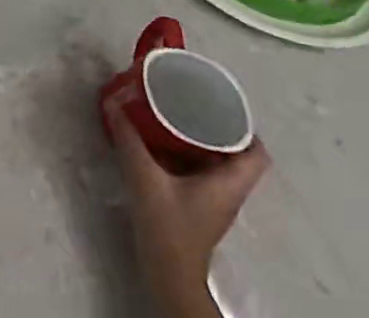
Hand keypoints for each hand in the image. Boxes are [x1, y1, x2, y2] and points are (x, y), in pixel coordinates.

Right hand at [105, 101, 268, 317]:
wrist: (167, 266)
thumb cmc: (166, 222)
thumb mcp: (144, 175)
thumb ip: (128, 138)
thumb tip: (113, 101)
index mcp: (229, 183)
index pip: (255, 154)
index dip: (243, 129)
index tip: (216, 106)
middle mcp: (227, 190)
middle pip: (233, 154)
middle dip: (211, 128)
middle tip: (183, 104)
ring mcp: (212, 199)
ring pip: (213, 163)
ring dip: (194, 140)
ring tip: (165, 117)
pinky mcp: (196, 204)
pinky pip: (196, 171)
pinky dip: (182, 154)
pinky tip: (155, 144)